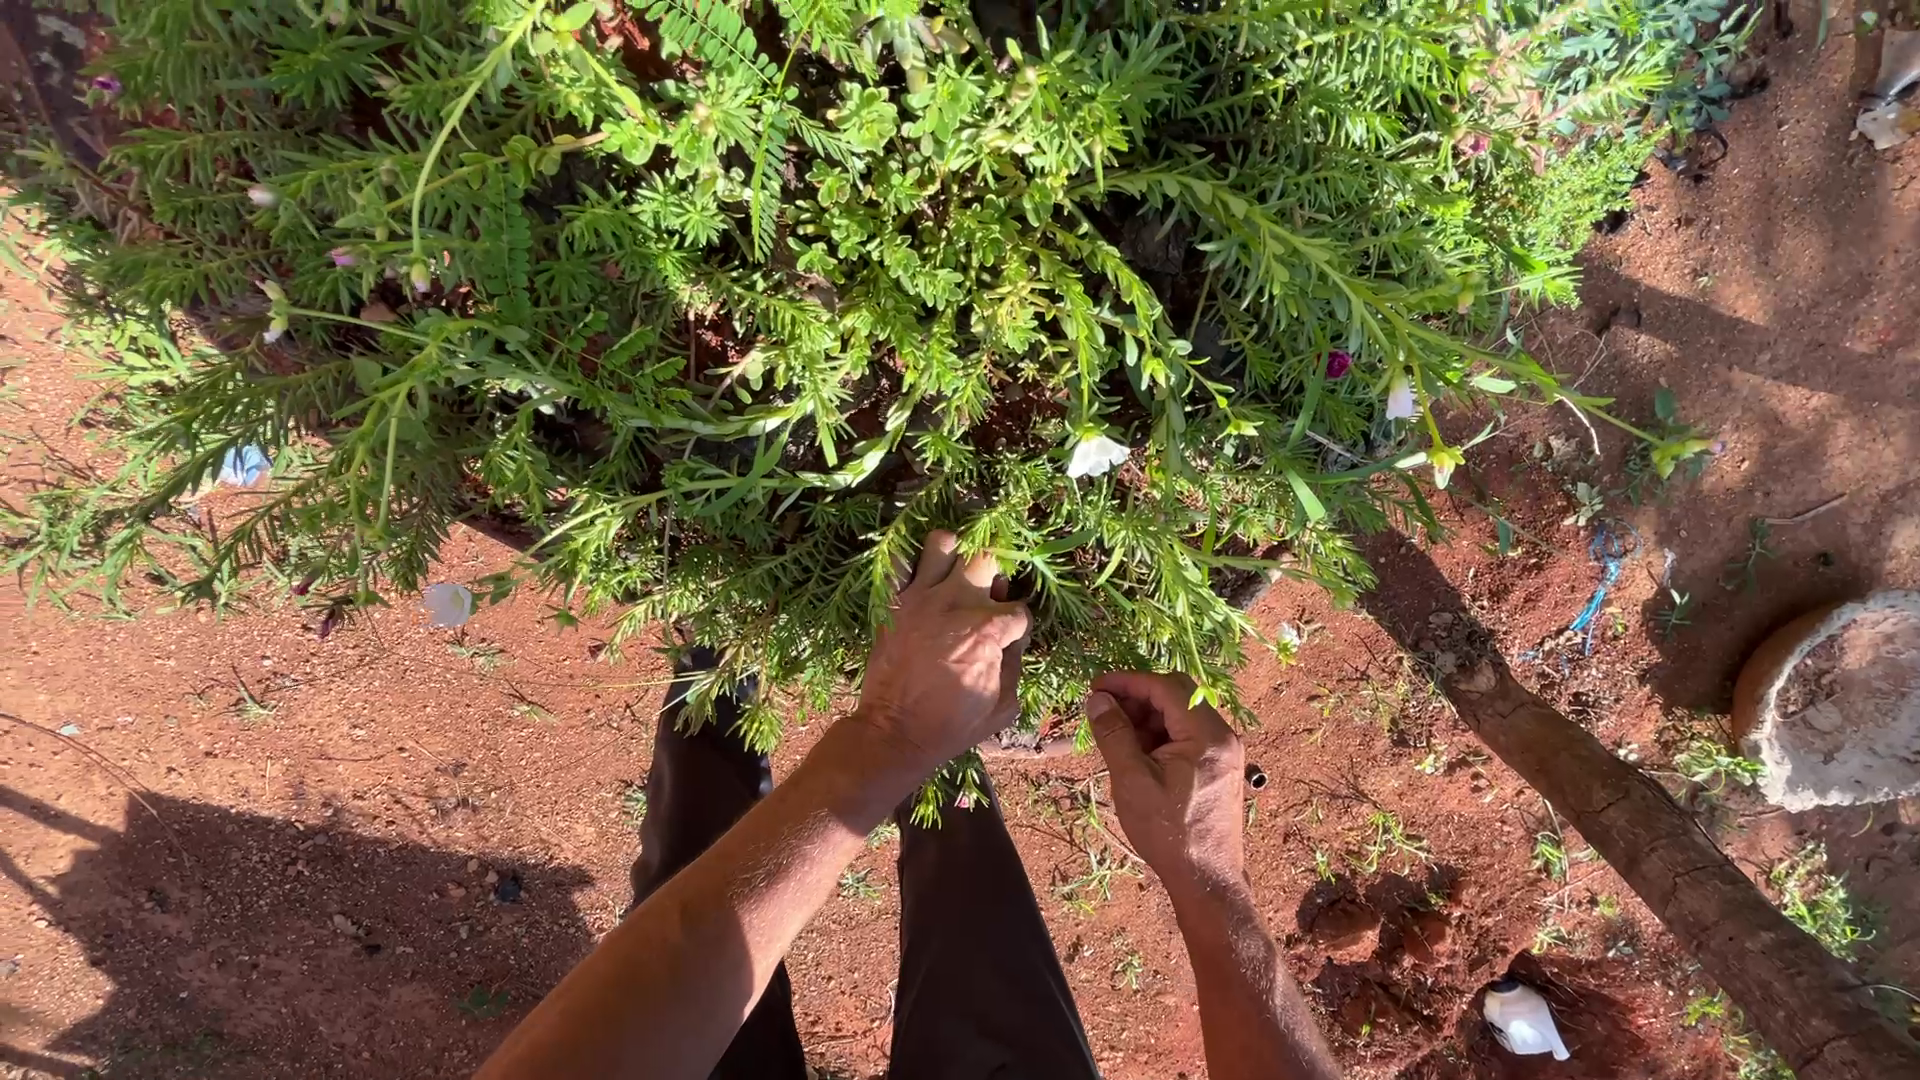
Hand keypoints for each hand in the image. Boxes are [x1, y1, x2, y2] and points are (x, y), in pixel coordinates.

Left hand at [851, 531, 1030, 775]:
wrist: (896, 732)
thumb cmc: (953, 725)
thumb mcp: (1004, 706)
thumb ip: (1016, 664)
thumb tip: (1013, 638)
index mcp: (988, 630)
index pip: (1019, 610)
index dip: (1017, 626)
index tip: (1005, 641)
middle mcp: (957, 603)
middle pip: (988, 557)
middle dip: (994, 574)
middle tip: (985, 595)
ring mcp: (921, 597)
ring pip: (943, 543)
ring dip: (954, 554)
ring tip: (953, 574)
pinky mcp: (892, 602)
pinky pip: (896, 561)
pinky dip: (907, 561)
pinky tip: (918, 577)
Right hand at [1085, 671, 1245, 898]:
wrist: (1206, 881)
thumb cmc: (1168, 833)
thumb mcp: (1132, 780)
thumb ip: (1114, 734)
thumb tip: (1097, 699)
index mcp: (1207, 735)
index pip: (1166, 687)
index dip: (1128, 682)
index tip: (1096, 687)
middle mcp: (1223, 735)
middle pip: (1177, 695)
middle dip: (1137, 696)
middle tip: (1103, 708)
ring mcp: (1224, 751)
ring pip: (1180, 714)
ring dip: (1146, 716)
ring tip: (1115, 734)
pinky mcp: (1219, 766)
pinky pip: (1186, 734)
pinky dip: (1159, 734)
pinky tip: (1136, 751)